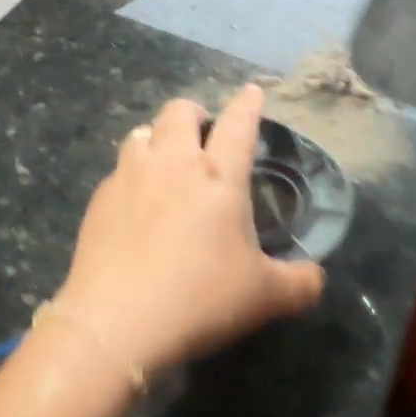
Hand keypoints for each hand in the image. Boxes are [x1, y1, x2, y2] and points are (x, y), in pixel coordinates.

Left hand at [56, 86, 325, 374]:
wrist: (114, 325)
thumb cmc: (199, 300)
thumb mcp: (265, 298)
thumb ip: (300, 283)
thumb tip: (316, 277)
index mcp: (219, 178)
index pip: (238, 125)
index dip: (248, 104)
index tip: (251, 91)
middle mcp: (173, 165)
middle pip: (179, 112)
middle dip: (194, 112)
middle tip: (203, 131)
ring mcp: (130, 179)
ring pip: (141, 132)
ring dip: (157, 137)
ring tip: (165, 158)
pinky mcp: (99, 202)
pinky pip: (118, 171)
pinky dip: (131, 174)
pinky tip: (135, 203)